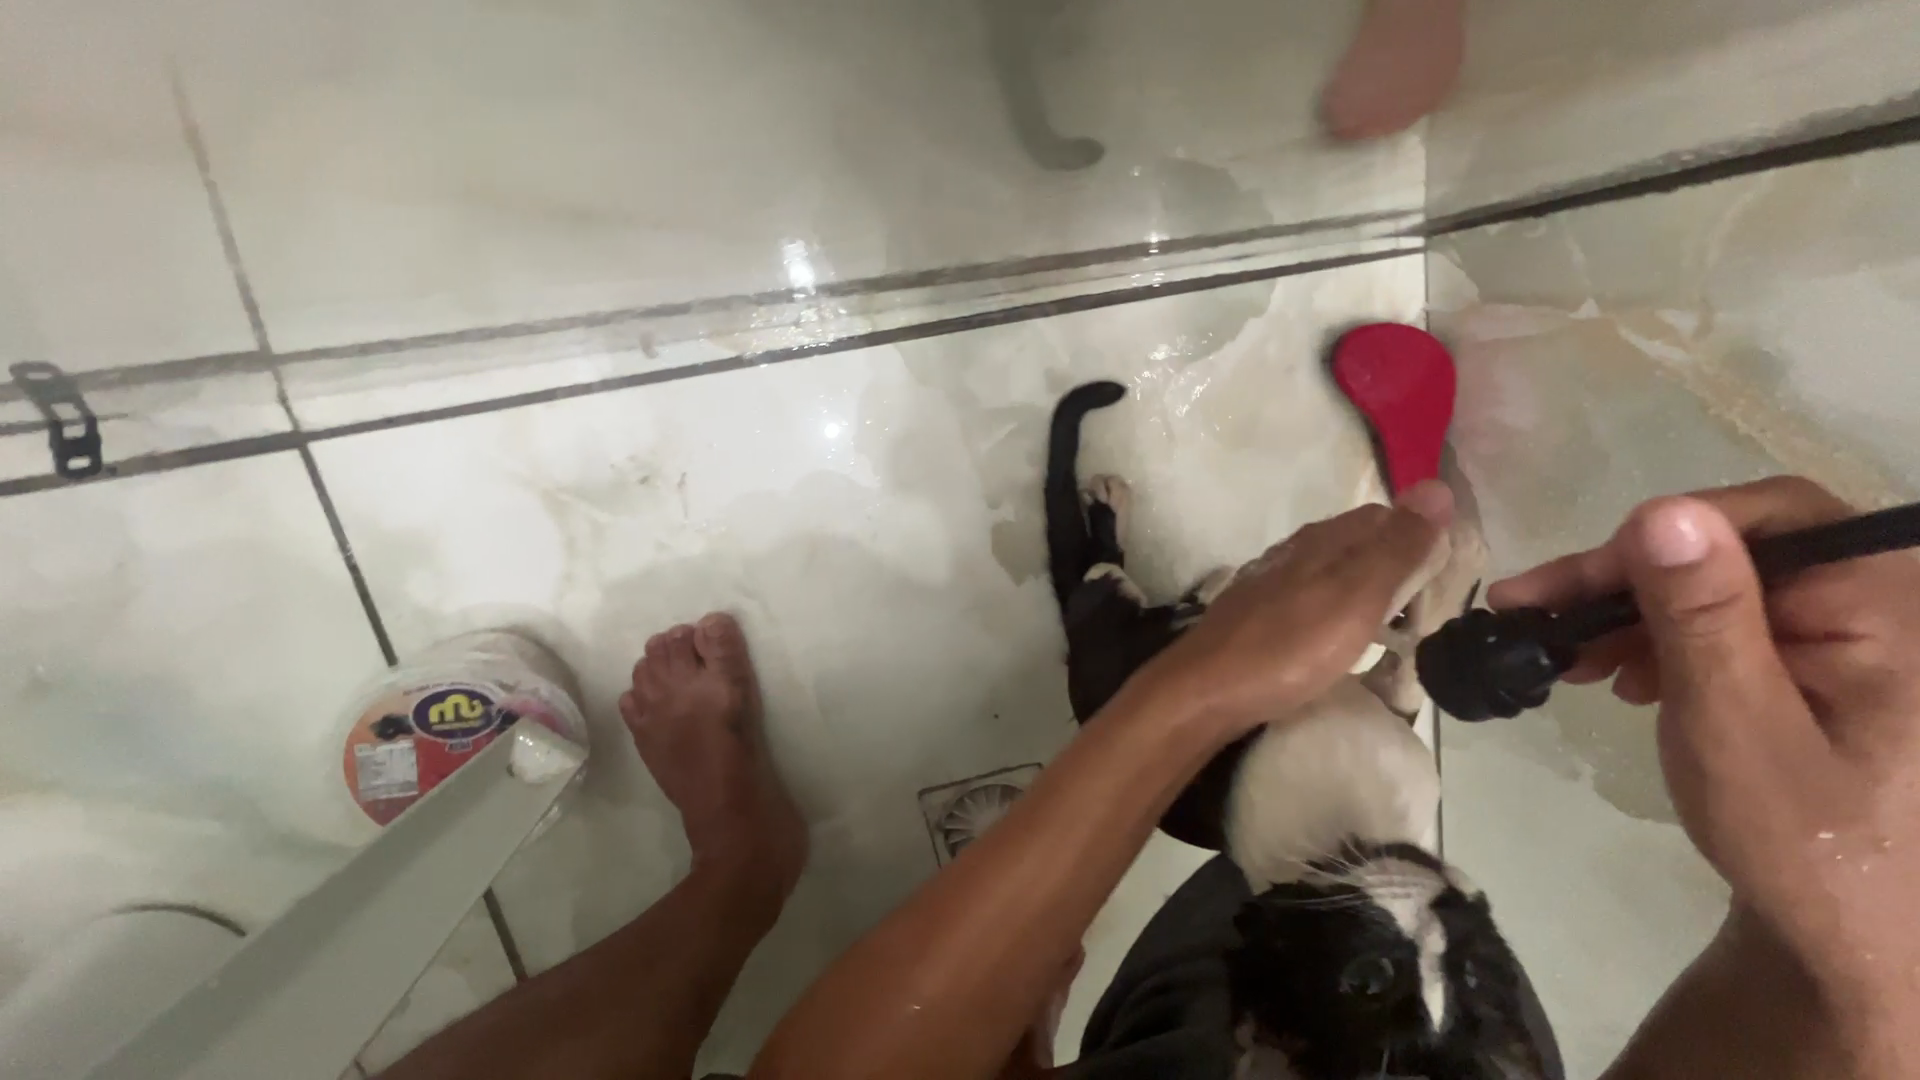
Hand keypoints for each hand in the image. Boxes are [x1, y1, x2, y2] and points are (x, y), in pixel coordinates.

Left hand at [1138, 480, 1452, 736]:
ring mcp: (1267, 585)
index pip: (1381, 517)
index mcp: (1319, 540)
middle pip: (1354, 544)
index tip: (1448, 574)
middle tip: (1425, 608)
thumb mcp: (1356, 595)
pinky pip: (1306, 602)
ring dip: (1362, 591)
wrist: (1207, 689)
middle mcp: (1291, 553)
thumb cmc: (1289, 646)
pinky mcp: (1254, 617)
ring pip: (1328, 573)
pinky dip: (1333, 614)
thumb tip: (1437, 487)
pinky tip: (1336, 638)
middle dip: (1393, 565)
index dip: (1418, 536)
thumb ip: (1395, 548)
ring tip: (1389, 627)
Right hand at [1491, 477, 1919, 1061]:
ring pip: (1708, 581)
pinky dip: (1649, 637)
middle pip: (1726, 547)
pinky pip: (1716, 620)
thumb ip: (1704, 617)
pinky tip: (1616, 674)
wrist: (1852, 934)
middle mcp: (1872, 606)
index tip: (1572, 582)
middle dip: (1620, 576)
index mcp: (1882, 611)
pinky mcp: (1807, 662)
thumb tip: (1660, 514)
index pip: (1771, 515)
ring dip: (1623, 609)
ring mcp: (1840, 635)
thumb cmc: (1805, 839)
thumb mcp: (1737, 723)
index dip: (1662, 532)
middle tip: (1528, 608)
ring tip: (1561, 653)